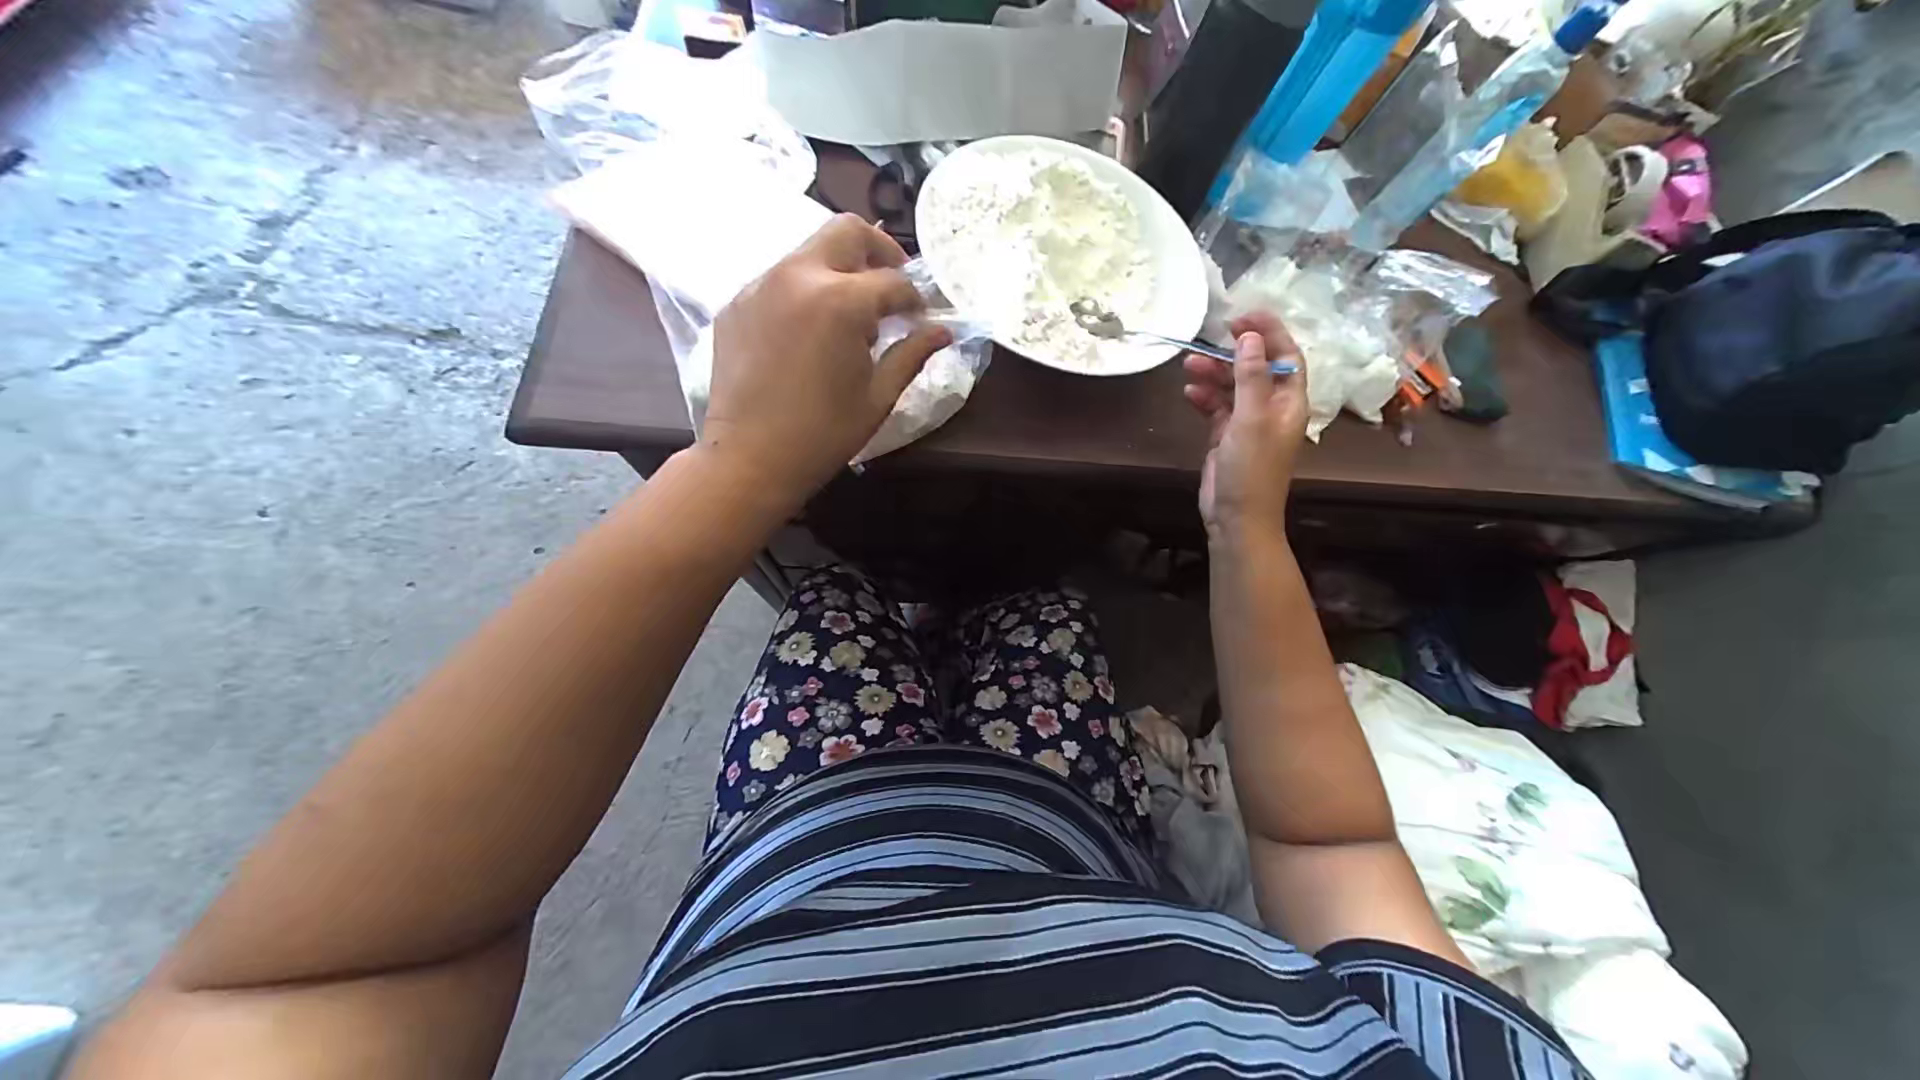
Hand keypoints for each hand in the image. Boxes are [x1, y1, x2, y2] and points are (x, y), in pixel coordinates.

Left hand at [702, 214, 952, 504]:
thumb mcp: (877, 396)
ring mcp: (760, 285)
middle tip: (890, 287)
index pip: (893, 281)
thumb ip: (911, 353)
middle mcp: (797, 276)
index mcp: (840, 301)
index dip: (915, 298)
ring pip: (810, 252)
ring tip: (848, 316)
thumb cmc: (823, 434)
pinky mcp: (736, 303)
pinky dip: (805, 292)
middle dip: (879, 252)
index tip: (921, 316)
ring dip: (839, 270)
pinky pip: (779, 279)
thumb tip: (942, 331)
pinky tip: (809, 332)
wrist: (750, 459)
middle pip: (847, 231)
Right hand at [1180, 312, 1308, 541]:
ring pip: (1232, 387)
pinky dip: (1204, 398)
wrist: (1236, 517)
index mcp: (1290, 402)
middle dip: (1233, 353)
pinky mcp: (1226, 437)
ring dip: (1213, 374)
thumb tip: (1251, 338)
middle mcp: (1271, 408)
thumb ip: (1251, 376)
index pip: (1286, 356)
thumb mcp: (1251, 418)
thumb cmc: (1251, 468)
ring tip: (1188, 365)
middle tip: (1208, 340)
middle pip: (1255, 369)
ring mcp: (1248, 424)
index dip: (1269, 333)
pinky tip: (1188, 393)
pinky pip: (1216, 408)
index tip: (1242, 317)